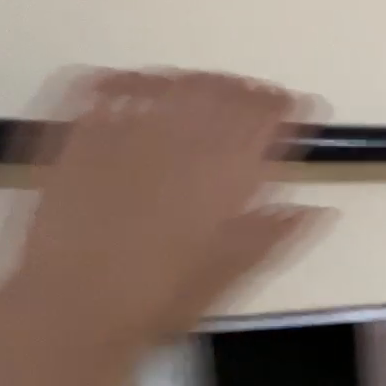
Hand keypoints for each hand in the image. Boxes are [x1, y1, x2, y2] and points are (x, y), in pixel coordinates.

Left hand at [11, 69, 329, 340]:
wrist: (69, 307)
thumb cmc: (163, 298)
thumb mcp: (235, 272)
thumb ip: (276, 233)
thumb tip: (317, 209)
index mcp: (228, 178)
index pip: (268, 122)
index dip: (288, 108)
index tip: (299, 106)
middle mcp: (182, 146)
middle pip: (224, 94)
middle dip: (249, 90)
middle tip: (260, 94)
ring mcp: (123, 136)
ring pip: (173, 84)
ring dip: (200, 80)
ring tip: (211, 85)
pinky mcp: (74, 137)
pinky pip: (105, 86)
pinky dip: (132, 78)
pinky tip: (142, 83)